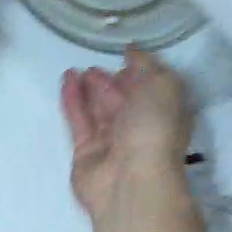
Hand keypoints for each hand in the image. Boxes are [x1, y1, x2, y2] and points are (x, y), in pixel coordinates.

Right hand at [60, 50, 194, 219]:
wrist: (130, 179)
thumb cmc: (154, 129)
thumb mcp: (163, 84)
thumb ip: (146, 65)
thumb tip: (131, 52)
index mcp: (164, 112)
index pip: (150, 89)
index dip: (137, 73)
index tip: (122, 57)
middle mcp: (138, 127)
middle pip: (121, 100)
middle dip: (108, 83)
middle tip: (92, 67)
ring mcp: (111, 141)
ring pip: (97, 110)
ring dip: (87, 90)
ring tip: (73, 70)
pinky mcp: (86, 151)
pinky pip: (79, 121)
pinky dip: (72, 101)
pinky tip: (66, 82)